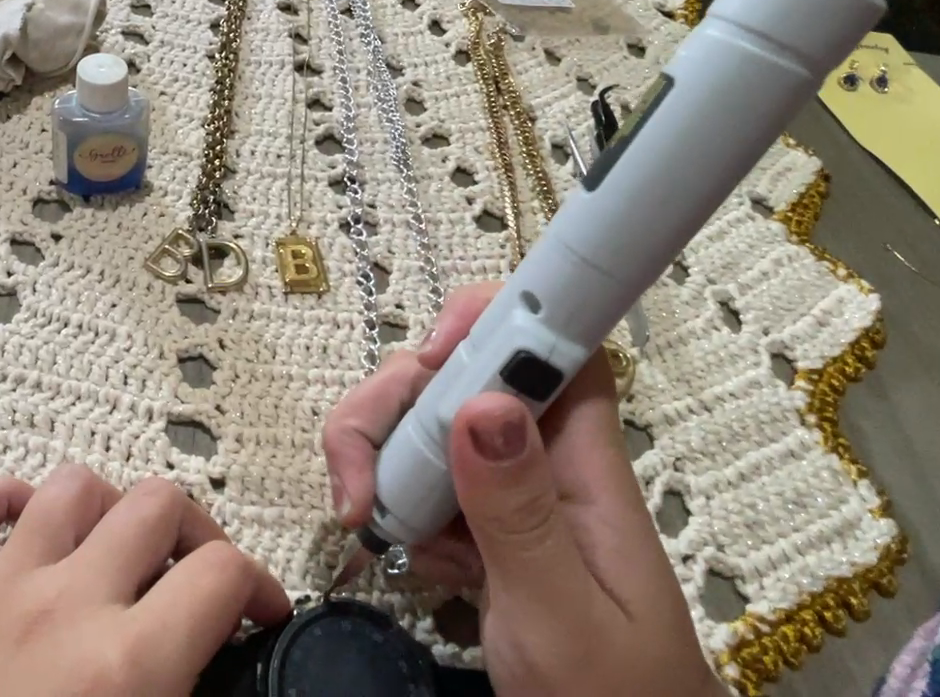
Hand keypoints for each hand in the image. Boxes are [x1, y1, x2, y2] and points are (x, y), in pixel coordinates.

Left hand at [0, 466, 291, 696]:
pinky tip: (31, 526)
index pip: (220, 574)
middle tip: (200, 579)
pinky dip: (5, 501)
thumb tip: (226, 668)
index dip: (259, 584)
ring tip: (123, 550)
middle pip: (158, 504)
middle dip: (197, 533)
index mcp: (127, 665)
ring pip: (75, 486)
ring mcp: (3, 588)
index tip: (263, 614)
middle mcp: (68, 604)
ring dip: (113, 508)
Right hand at [322, 284, 717, 695]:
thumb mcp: (562, 619)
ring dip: (381, 463)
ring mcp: (507, 489)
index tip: (430, 353)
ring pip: (428, 425)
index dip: (492, 320)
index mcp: (582, 465)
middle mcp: (541, 459)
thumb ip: (521, 516)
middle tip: (357, 483)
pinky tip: (415, 559)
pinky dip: (397, 507)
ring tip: (375, 527)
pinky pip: (421, 478)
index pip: (552, 349)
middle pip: (457, 379)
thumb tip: (482, 401)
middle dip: (391, 408)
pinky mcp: (482, 519)